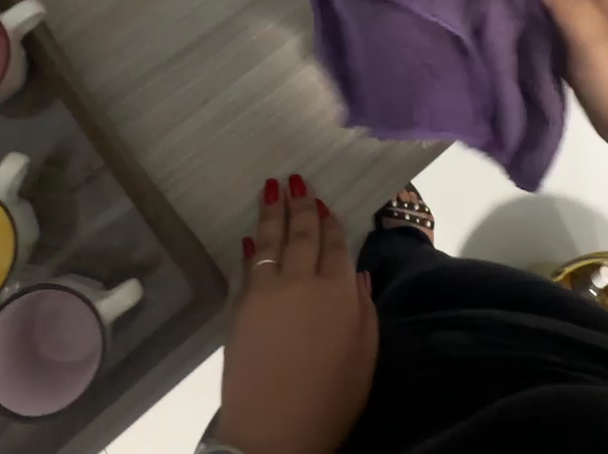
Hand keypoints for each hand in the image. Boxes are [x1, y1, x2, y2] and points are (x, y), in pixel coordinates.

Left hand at [215, 174, 377, 453]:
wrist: (274, 431)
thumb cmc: (330, 400)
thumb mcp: (364, 358)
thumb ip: (363, 310)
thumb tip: (355, 273)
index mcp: (338, 292)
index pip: (336, 246)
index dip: (332, 223)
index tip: (326, 203)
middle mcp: (303, 280)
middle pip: (304, 234)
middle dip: (303, 205)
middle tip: (298, 179)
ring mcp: (269, 289)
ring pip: (273, 240)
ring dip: (274, 211)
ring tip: (274, 186)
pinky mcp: (242, 304)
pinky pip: (249, 265)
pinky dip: (252, 246)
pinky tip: (253, 233)